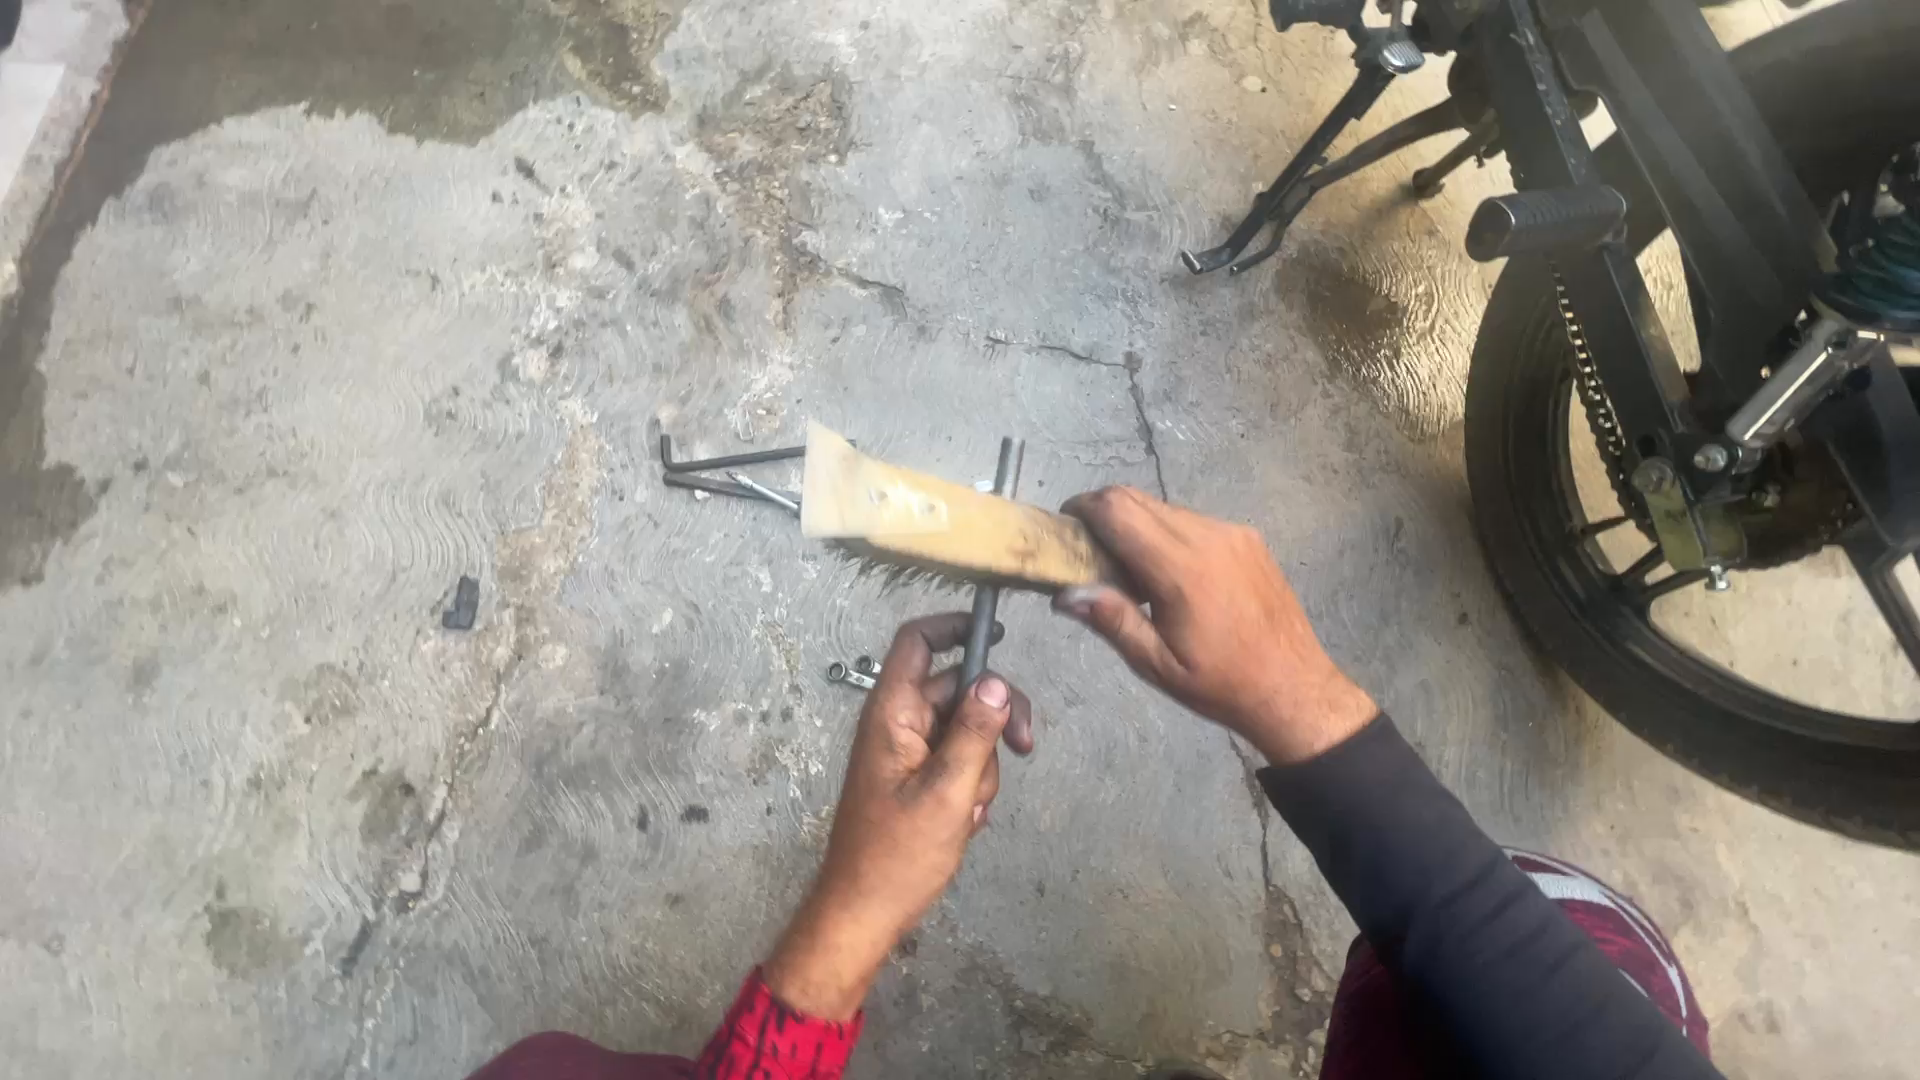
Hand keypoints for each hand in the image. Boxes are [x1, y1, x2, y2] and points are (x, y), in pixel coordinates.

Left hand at [763, 613, 1033, 1020]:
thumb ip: (975, 732)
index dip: (953, 626)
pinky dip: (973, 782)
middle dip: (994, 717)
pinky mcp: (918, 775)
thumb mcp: (947, 790)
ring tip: (971, 807)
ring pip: (966, 727)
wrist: (864, 915)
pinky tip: (965, 818)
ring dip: (983, 763)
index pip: (917, 642)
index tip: (996, 633)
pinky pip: (959, 758)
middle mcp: (899, 721)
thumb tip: (996, 682)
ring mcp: (909, 750)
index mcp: (892, 712)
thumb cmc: (897, 855)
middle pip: (959, 687)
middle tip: (1025, 748)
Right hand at [1056, 486, 1375, 765]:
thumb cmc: (1220, 683)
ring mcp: (1231, 532)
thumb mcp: (1156, 664)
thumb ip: (1111, 620)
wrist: (1295, 687)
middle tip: (1086, 548)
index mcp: (1180, 569)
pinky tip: (1167, 572)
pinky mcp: (1247, 537)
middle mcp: (1206, 536)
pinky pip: (1190, 519)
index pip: (1117, 510)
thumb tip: (1065, 593)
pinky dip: (1165, 532)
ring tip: (1127, 567)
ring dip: (1134, 524)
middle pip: (1136, 498)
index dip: (1082, 508)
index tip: (1064, 527)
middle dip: (1101, 512)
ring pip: (1163, 506)